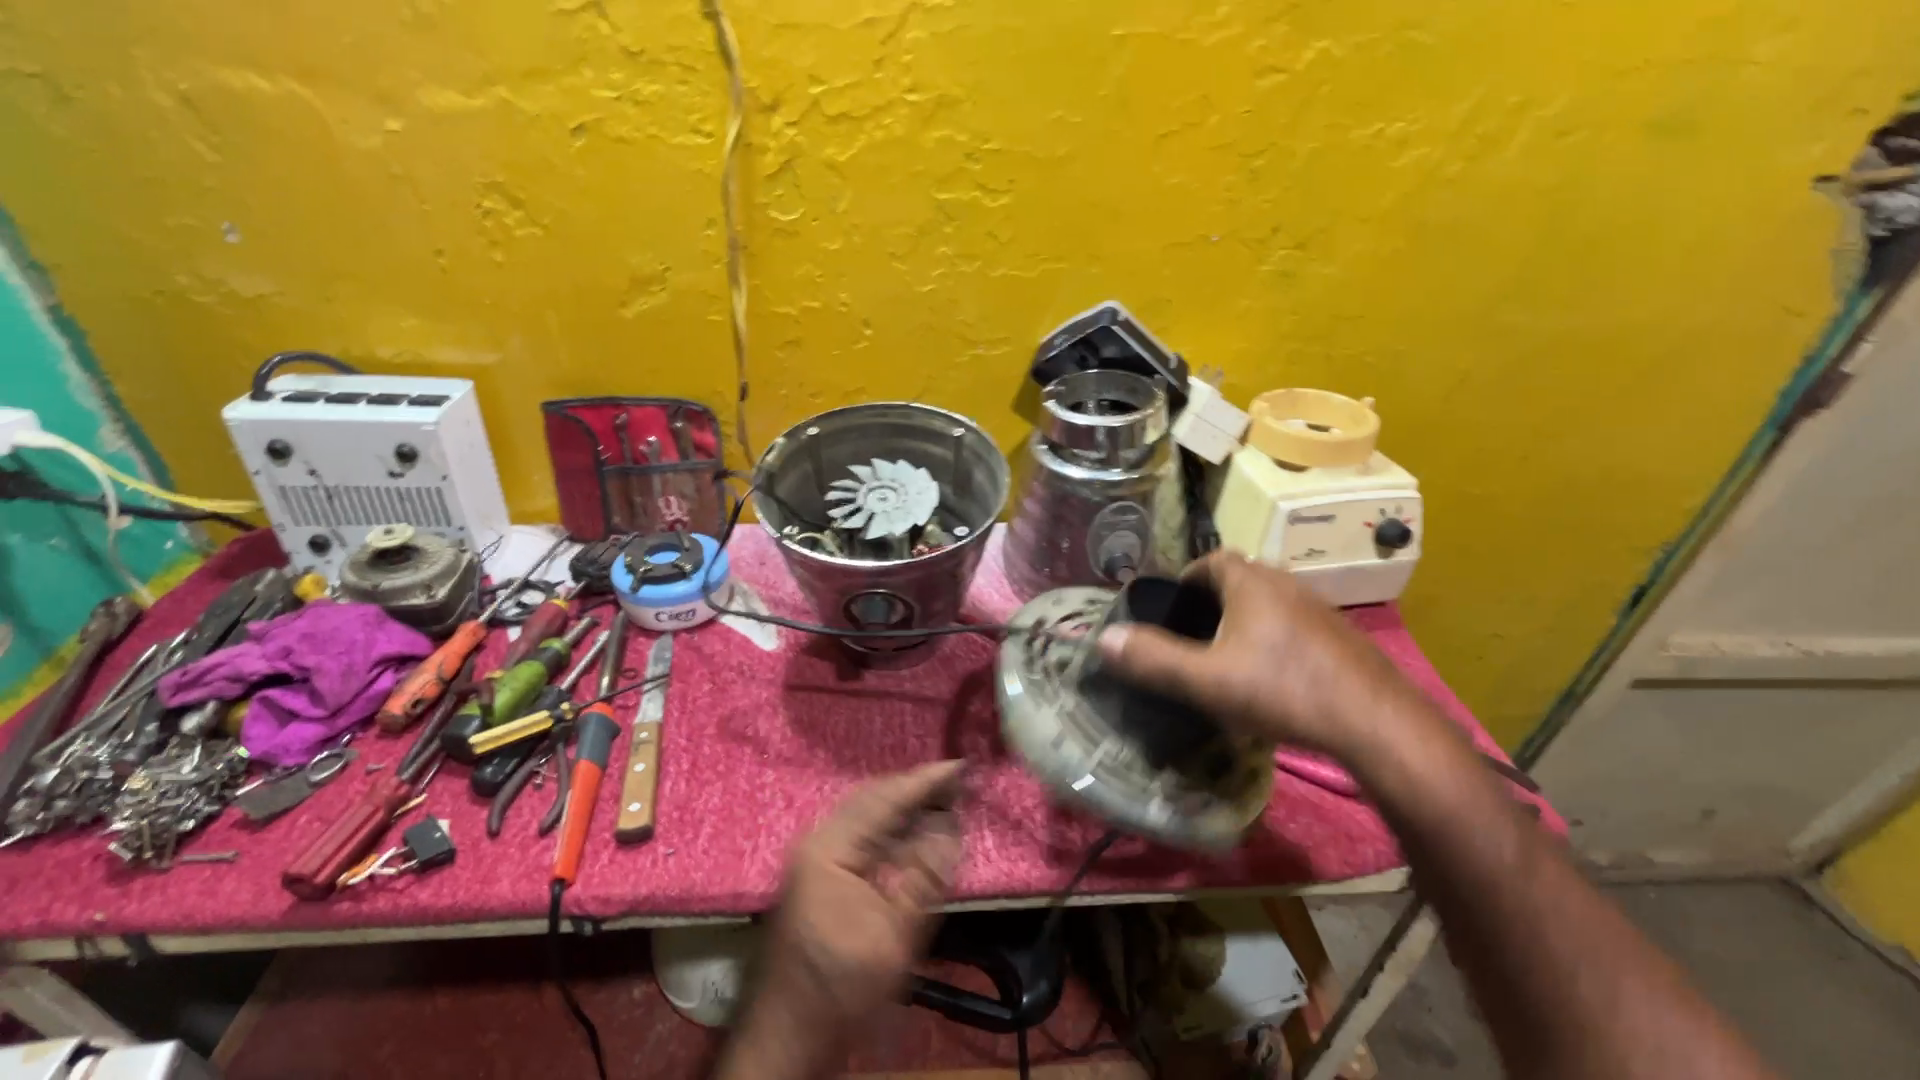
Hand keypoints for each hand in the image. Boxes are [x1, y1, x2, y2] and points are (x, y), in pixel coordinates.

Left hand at [719, 761, 966, 1079]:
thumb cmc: (841, 986)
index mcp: (829, 848)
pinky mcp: (822, 878)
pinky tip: (917, 834)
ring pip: (867, 817)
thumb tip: (951, 825)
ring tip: (946, 800)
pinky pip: (863, 837)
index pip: (884, 799)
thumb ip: (924, 875)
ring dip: (906, 808)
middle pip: (873, 800)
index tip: (962, 766)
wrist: (790, 1032)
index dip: (925, 781)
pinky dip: (893, 830)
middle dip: (917, 789)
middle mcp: (818, 842)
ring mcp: (816, 859)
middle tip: (960, 782)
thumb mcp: (894, 935)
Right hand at [1096, 552, 1426, 759]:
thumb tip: (1103, 639)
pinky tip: (1273, 680)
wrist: (1375, 721)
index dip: (1187, 579)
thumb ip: (1154, 659)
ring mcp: (1320, 610)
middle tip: (1193, 638)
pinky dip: (1275, 641)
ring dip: (1246, 622)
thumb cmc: (1283, 690)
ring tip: (1228, 660)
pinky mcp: (1341, 638)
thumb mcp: (1207, 681)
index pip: (1212, 560)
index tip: (1173, 610)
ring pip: (1270, 604)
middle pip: (1241, 580)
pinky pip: (1295, 627)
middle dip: (1214, 602)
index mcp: (1251, 583)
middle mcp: (1286, 584)